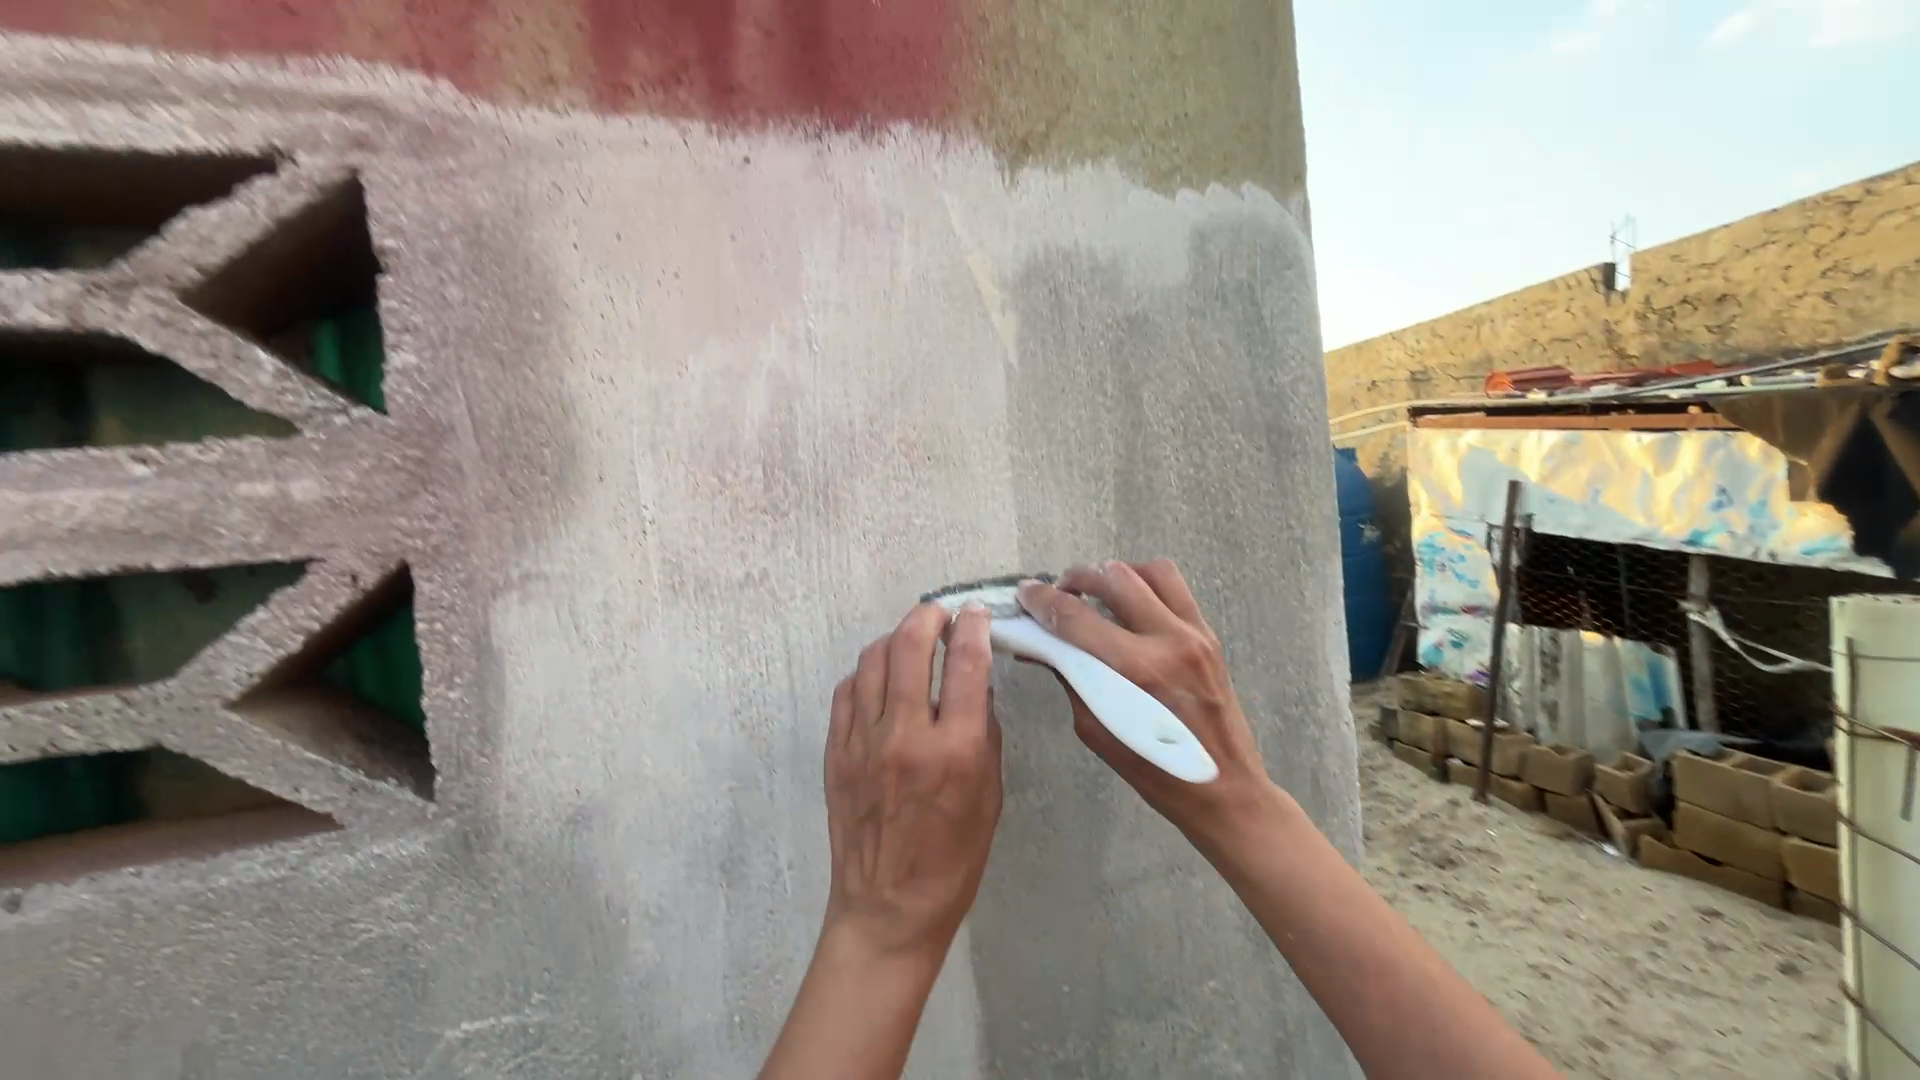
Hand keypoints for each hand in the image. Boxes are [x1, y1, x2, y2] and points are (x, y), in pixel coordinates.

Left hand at [821, 602, 1002, 960]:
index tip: (976, 613)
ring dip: (895, 638)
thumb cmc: (954, 859)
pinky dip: (865, 673)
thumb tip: (976, 685)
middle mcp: (905, 736)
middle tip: (940, 614)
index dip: (973, 627)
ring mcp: (862, 742)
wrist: (888, 908)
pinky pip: (846, 691)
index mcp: (954, 750)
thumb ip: (983, 733)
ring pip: (872, 660)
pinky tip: (880, 678)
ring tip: (910, 639)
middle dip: (928, 617)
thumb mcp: (990, 796)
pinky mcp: (834, 752)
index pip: (965, 664)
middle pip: (910, 647)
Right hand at [1016, 559, 1281, 854]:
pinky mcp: (1209, 634)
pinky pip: (1174, 586)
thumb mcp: (1096, 729)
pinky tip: (1129, 600)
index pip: (1075, 617)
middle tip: (1056, 593)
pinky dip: (1145, 581)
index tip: (1023, 594)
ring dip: (1113, 574)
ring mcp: (1194, 633)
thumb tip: (1042, 646)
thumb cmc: (1155, 772)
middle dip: (1074, 579)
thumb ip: (1070, 678)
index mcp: (1135, 671)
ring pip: (1148, 570)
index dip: (1041, 601)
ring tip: (1094, 591)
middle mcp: (1168, 641)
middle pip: (1112, 578)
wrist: (1224, 788)